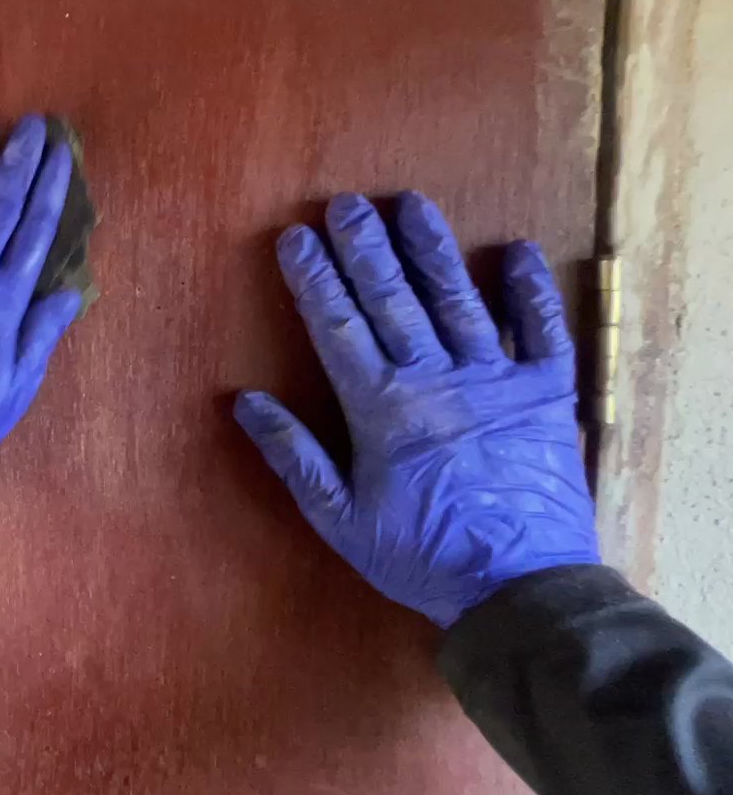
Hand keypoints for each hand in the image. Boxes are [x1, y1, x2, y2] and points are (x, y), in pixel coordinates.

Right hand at [234, 192, 599, 626]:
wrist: (523, 590)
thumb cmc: (415, 551)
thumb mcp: (334, 514)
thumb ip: (291, 453)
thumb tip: (243, 400)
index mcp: (381, 407)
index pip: (337, 326)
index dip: (313, 279)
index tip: (294, 239)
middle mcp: (437, 380)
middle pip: (393, 300)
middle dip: (364, 249)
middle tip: (343, 204)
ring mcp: (499, 382)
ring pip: (459, 301)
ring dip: (431, 249)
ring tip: (408, 204)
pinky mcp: (550, 396)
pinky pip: (543, 332)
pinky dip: (530, 291)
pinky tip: (515, 252)